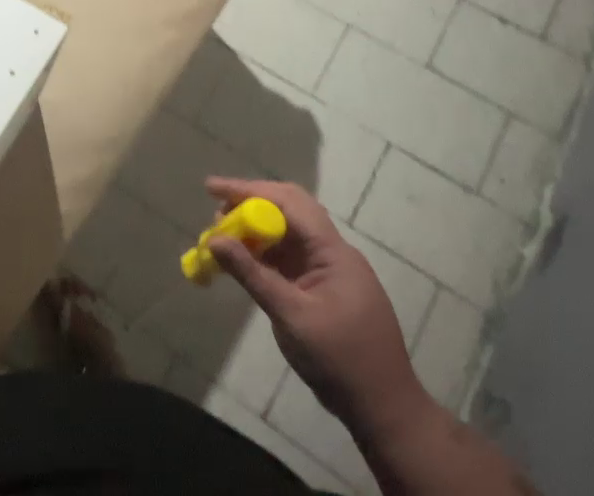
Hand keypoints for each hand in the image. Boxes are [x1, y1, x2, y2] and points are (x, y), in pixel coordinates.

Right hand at [203, 177, 430, 435]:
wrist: (382, 404)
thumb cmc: (340, 358)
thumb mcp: (291, 316)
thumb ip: (253, 275)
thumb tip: (215, 240)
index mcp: (334, 254)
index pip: (290, 204)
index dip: (249, 191)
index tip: (211, 189)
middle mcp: (333, 254)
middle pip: (290, 212)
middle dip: (250, 205)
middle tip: (215, 211)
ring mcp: (328, 272)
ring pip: (287, 235)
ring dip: (254, 230)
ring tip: (220, 237)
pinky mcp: (321, 290)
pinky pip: (288, 259)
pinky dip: (261, 254)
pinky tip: (240, 262)